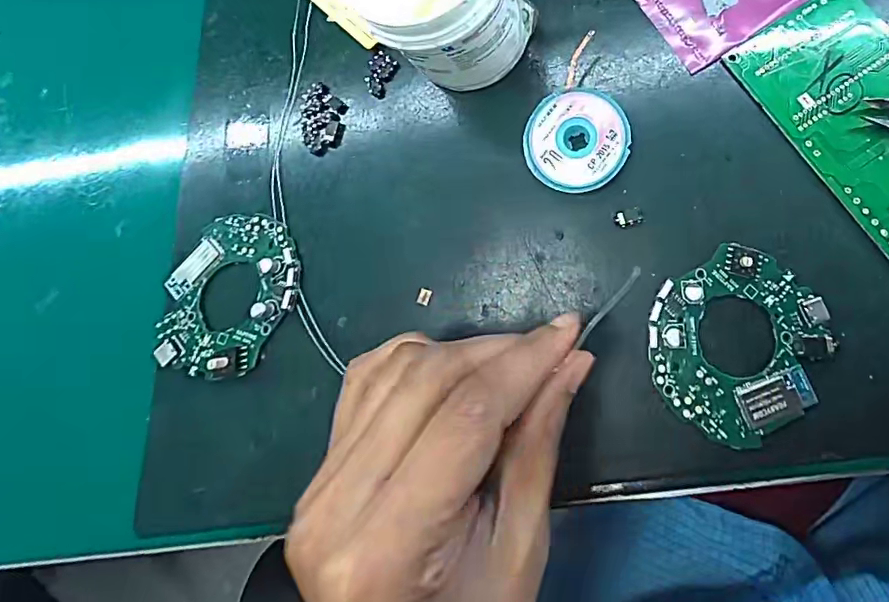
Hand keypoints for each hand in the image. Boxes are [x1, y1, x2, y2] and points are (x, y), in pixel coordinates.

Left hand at [286, 315, 593, 601]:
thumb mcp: (518, 553)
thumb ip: (538, 449)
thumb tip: (568, 364)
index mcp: (385, 546)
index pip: (465, 415)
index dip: (522, 363)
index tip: (566, 334)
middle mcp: (337, 502)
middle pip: (428, 380)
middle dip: (499, 351)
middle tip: (549, 345)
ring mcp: (319, 479)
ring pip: (397, 366)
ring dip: (462, 349)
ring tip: (509, 362)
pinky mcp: (321, 462)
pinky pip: (368, 375)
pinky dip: (417, 357)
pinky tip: (452, 365)